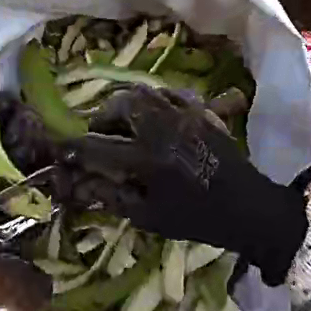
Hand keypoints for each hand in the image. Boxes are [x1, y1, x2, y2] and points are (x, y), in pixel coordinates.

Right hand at [62, 86, 308, 283]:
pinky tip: (150, 113)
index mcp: (149, 160)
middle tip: (99, 131)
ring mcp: (184, 115)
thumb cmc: (197, 219)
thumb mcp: (150, 218)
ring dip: (124, 103)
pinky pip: (168, 92)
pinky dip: (152, 98)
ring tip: (121, 120)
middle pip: (121, 106)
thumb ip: (113, 197)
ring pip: (143, 92)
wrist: (249, 207)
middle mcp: (163, 130)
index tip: (61, 148)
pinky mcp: (200, 111)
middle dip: (102, 116)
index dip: (76, 147)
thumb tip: (83, 182)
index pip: (100, 147)